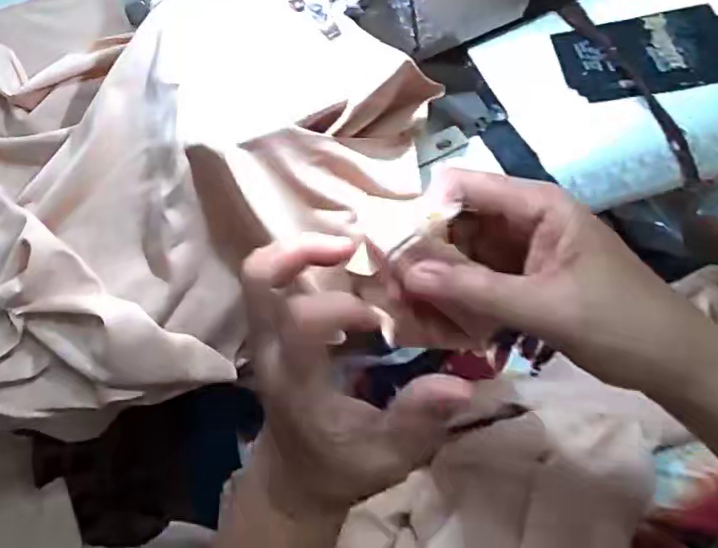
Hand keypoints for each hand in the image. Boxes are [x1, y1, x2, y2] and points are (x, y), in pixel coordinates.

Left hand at [237, 235, 475, 520]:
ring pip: (257, 268)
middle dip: (300, 249)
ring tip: (345, 248)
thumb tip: (460, 385)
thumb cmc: (342, 463)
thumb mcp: (387, 456)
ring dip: (298, 248)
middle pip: (258, 276)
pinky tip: (335, 262)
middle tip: (350, 246)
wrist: (296, 471)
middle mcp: (268, 346)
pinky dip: (297, 258)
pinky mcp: (265, 321)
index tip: (378, 321)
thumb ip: (418, 420)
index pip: (299, 321)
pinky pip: (268, 275)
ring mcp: (260, 329)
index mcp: (296, 380)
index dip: (341, 307)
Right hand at [402, 171, 715, 393]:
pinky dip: (459, 286)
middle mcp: (524, 213)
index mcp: (536, 203)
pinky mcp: (522, 270)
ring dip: (439, 267)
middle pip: (457, 214)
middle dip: (427, 243)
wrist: (684, 369)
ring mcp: (522, 242)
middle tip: (399, 279)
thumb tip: (405, 273)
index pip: (461, 184)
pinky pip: (477, 268)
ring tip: (413, 297)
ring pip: (462, 242)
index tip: (403, 247)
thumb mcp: (547, 309)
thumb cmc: (623, 326)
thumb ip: (475, 290)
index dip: (427, 209)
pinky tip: (441, 309)